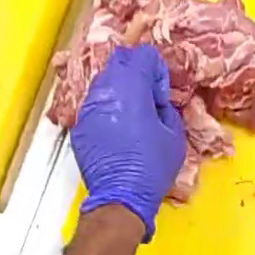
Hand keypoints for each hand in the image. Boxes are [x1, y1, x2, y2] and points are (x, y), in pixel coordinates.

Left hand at [72, 45, 186, 240]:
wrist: (121, 200)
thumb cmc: (151, 170)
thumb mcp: (174, 136)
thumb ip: (167, 109)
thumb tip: (159, 105)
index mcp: (131, 86)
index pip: (144, 55)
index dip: (157, 72)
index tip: (160, 97)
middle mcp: (105, 90)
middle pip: (119, 62)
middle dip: (135, 76)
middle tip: (146, 101)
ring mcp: (88, 109)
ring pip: (104, 85)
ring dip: (119, 94)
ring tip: (131, 121)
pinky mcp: (80, 129)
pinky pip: (94, 110)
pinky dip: (106, 114)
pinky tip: (117, 137)